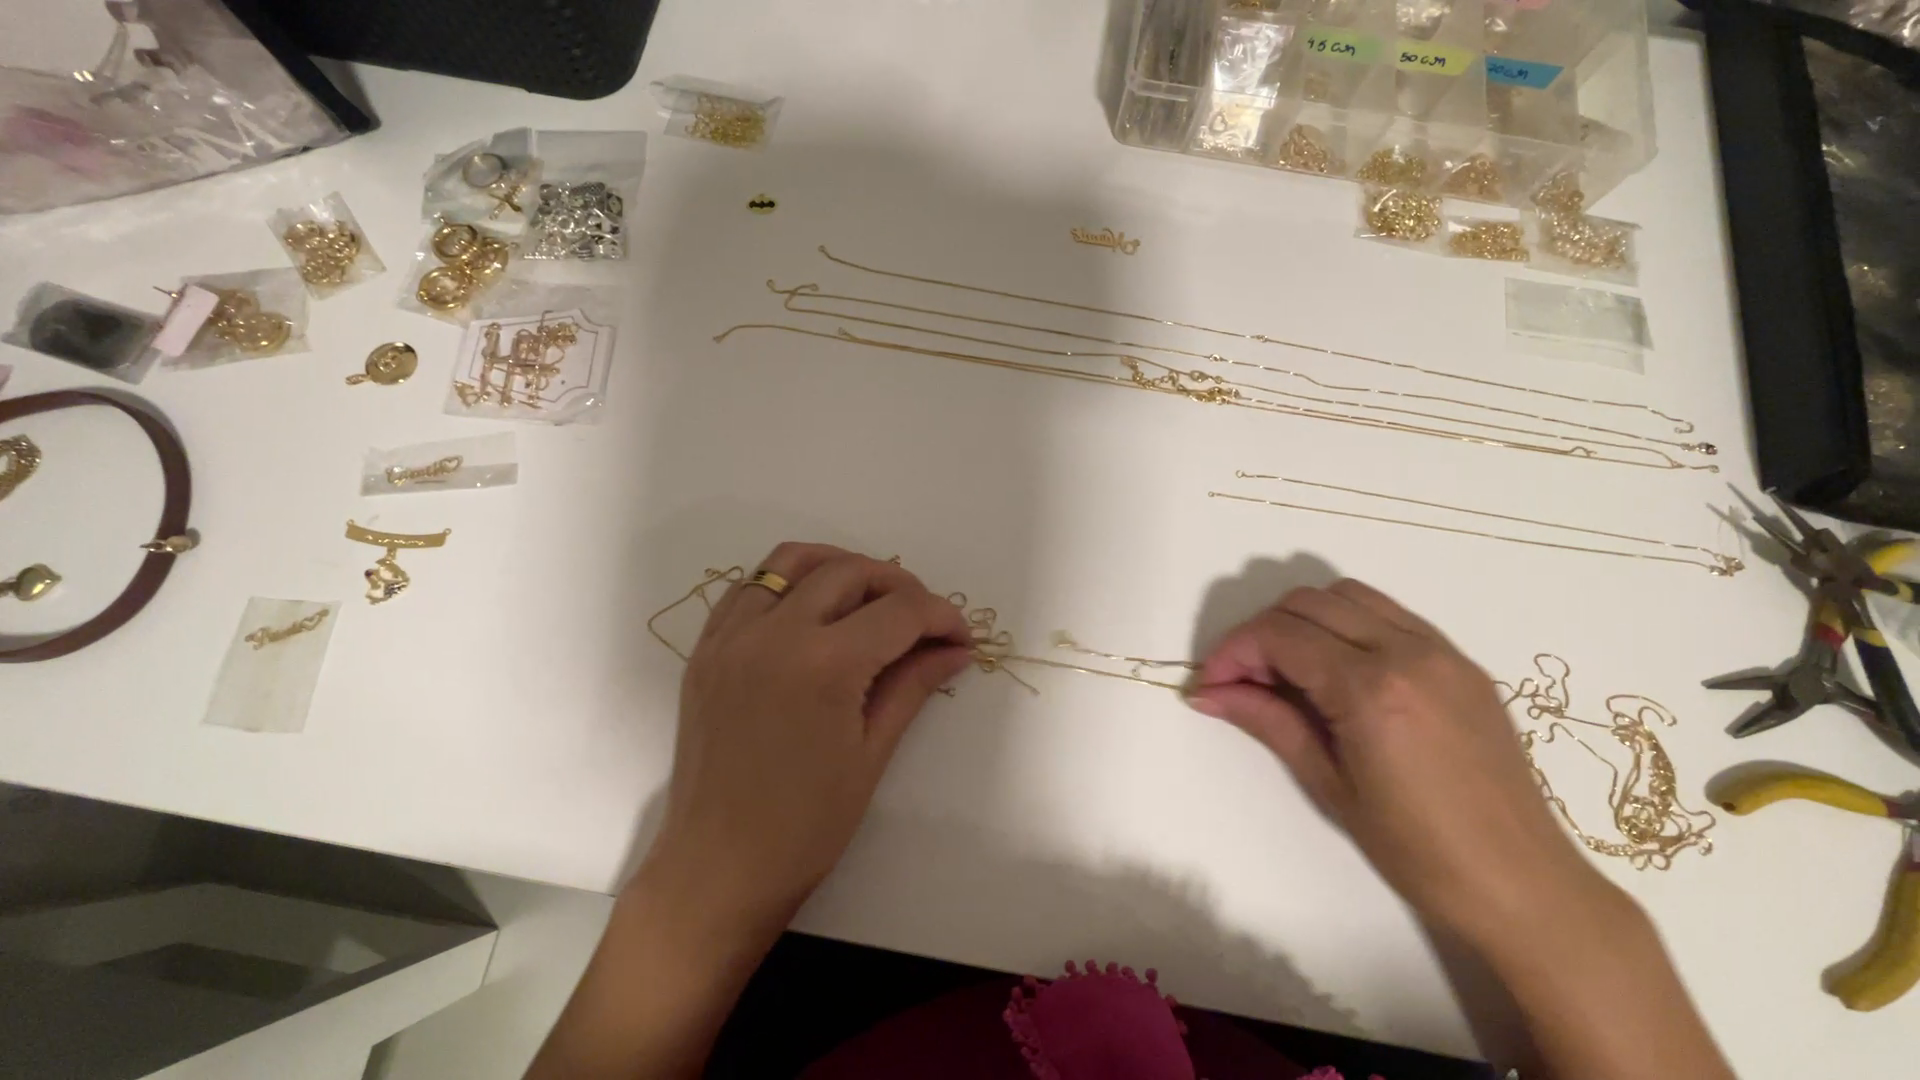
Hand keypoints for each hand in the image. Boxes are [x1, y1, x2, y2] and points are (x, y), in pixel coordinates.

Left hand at [653, 542, 974, 927]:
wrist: (719, 867)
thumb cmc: (807, 826)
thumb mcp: (872, 754)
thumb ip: (913, 686)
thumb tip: (954, 650)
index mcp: (824, 663)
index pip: (899, 611)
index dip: (941, 616)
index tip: (960, 638)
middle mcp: (774, 632)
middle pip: (850, 572)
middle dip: (900, 586)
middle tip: (923, 621)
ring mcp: (732, 636)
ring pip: (793, 561)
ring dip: (841, 568)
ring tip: (869, 599)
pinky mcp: (706, 649)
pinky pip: (749, 588)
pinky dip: (787, 584)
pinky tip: (811, 612)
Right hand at [1186, 579, 1609, 942]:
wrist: (1520, 882)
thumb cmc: (1415, 850)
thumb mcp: (1328, 785)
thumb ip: (1267, 721)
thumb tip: (1208, 692)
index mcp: (1372, 689)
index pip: (1280, 636)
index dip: (1232, 652)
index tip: (1209, 685)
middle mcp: (1408, 651)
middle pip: (1308, 602)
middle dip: (1261, 632)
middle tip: (1242, 681)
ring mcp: (1442, 650)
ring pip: (1348, 594)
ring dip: (1304, 620)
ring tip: (1287, 672)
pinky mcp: (1461, 660)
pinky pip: (1389, 614)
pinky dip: (1347, 624)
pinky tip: (1337, 670)